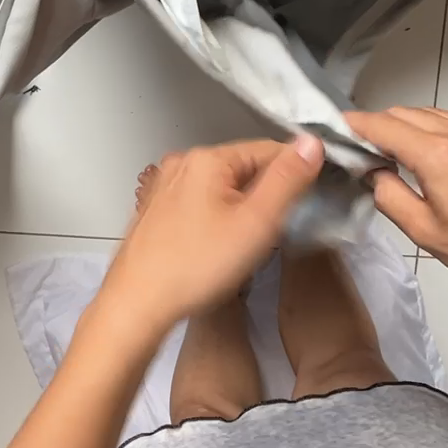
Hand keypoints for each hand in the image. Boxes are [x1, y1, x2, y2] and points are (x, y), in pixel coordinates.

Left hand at [98, 135, 324, 333]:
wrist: (136, 305)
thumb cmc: (194, 267)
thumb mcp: (256, 223)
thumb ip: (287, 179)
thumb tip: (311, 142)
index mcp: (206, 158)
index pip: (268, 149)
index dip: (294, 174)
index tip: (307, 202)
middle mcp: (181, 164)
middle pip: (243, 167)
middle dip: (264, 194)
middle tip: (270, 232)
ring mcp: (165, 186)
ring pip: (221, 187)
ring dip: (240, 207)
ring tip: (242, 244)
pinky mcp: (156, 209)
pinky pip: (199, 202)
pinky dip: (215, 217)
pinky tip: (215, 247)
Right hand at [346, 108, 447, 311]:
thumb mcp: (426, 233)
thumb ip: (388, 197)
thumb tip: (373, 174)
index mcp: (436, 155)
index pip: (381, 124)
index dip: (352, 125)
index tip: (335, 131)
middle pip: (403, 113)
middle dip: (378, 126)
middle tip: (364, 153)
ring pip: (430, 115)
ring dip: (407, 127)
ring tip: (397, 156)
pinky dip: (434, 131)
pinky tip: (435, 161)